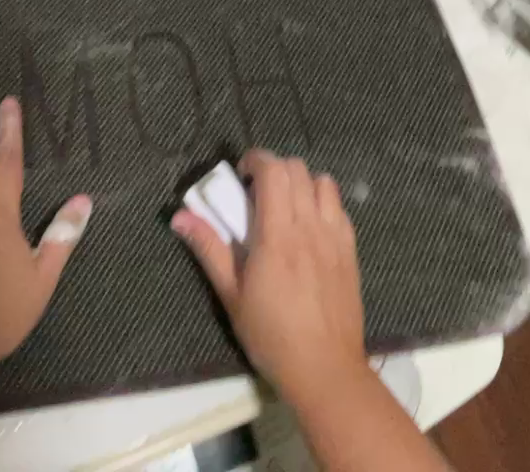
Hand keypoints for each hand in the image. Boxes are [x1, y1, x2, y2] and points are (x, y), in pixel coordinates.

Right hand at [171, 149, 367, 410]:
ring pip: (323, 182)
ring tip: (285, 205)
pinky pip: (339, 207)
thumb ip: (208, 248)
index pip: (273, 171)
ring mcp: (335, 237)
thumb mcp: (230, 294)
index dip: (256, 159)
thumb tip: (178, 216)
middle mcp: (309, 226)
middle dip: (274, 168)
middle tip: (257, 192)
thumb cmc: (270, 334)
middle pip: (297, 168)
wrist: (325, 369)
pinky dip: (322, 202)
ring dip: (301, 182)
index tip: (240, 175)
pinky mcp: (351, 250)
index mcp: (277, 235)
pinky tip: (309, 227)